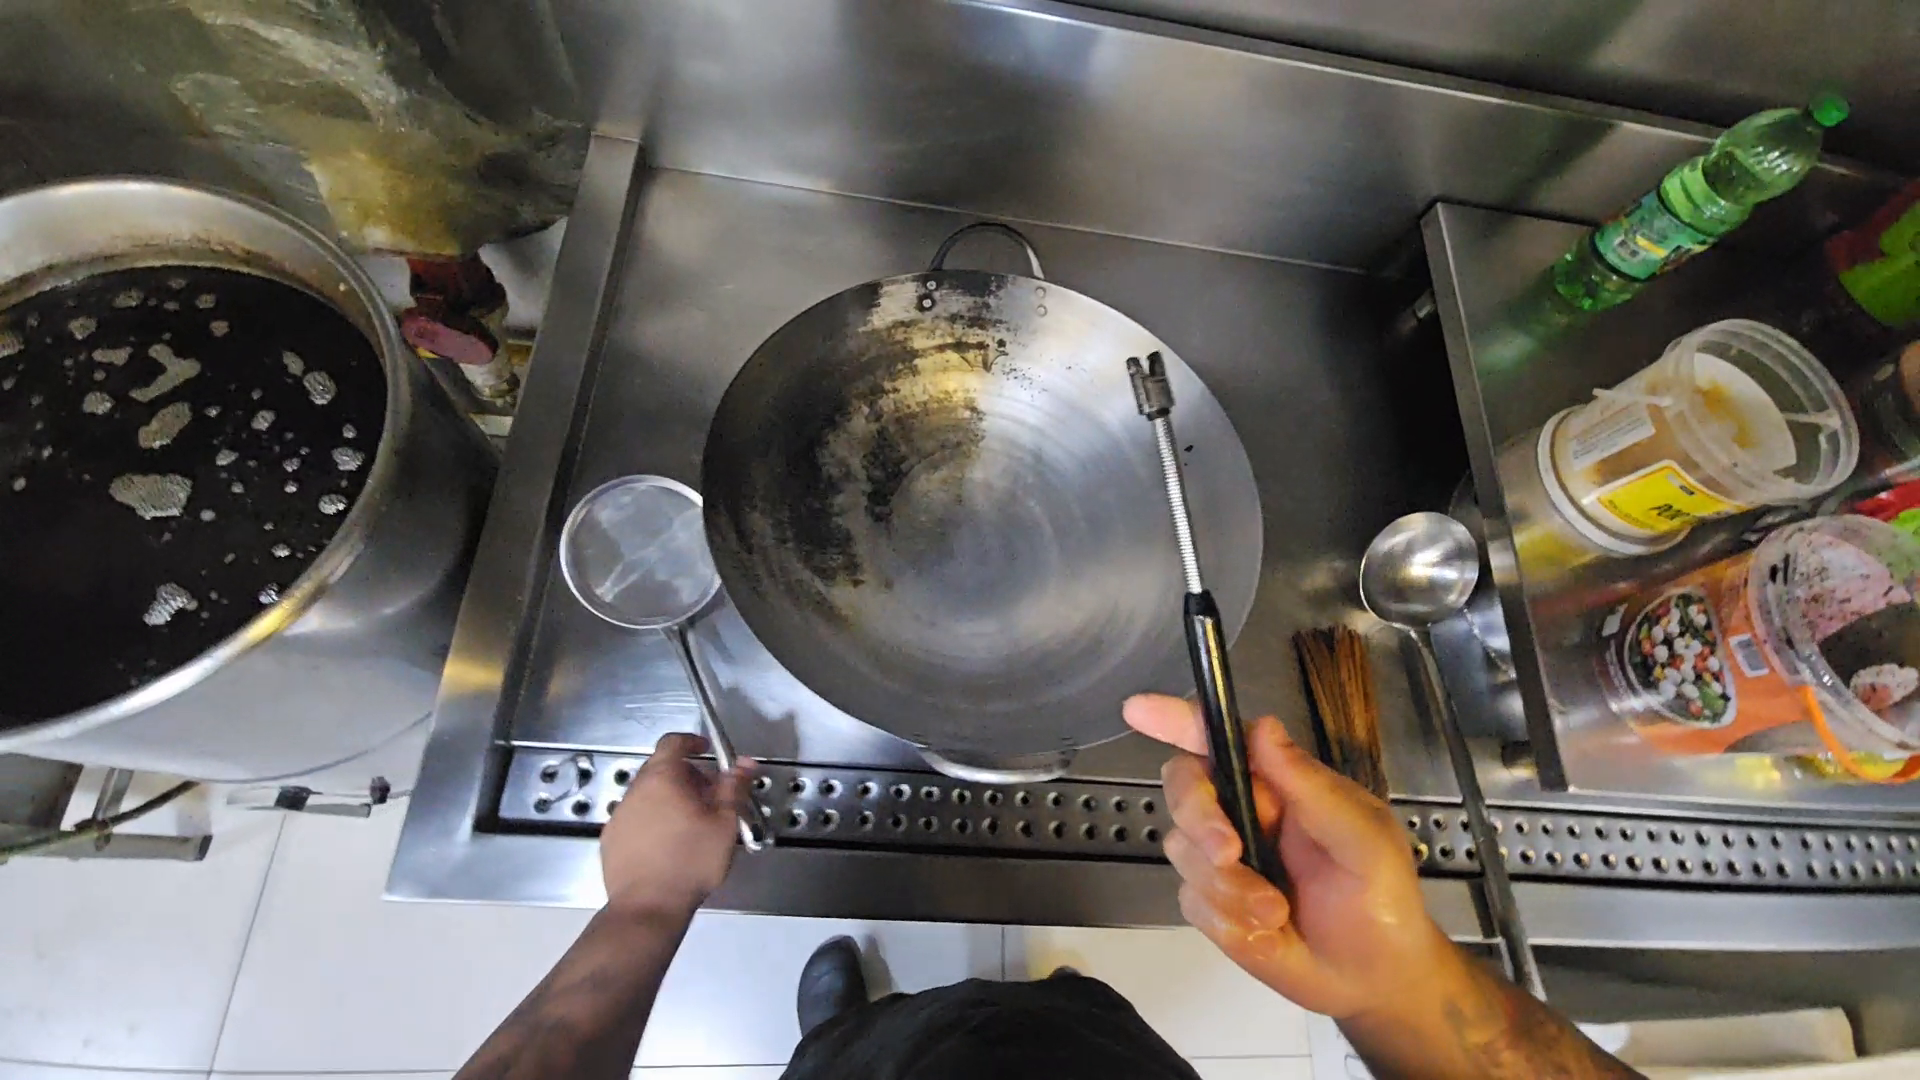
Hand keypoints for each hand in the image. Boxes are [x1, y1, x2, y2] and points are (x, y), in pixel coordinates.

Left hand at [601, 733, 748, 920]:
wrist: (647, 909)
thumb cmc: (690, 862)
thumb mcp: (724, 822)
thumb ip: (734, 787)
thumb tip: (745, 763)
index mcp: (662, 779)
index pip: (673, 742)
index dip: (691, 741)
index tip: (705, 749)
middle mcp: (635, 791)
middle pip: (660, 767)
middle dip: (687, 774)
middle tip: (709, 793)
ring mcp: (619, 816)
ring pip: (648, 793)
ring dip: (669, 797)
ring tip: (692, 821)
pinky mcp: (610, 840)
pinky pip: (635, 817)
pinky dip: (653, 818)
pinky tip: (669, 843)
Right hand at [1125, 694, 1456, 1019]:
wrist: (1374, 978)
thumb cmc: (1379, 894)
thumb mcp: (1361, 837)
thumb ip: (1310, 786)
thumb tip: (1264, 727)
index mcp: (1271, 778)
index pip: (1215, 736)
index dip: (1173, 718)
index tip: (1138, 709)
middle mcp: (1235, 806)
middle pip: (1182, 786)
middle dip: (1199, 818)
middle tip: (1229, 852)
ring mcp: (1216, 854)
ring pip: (1181, 848)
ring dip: (1228, 884)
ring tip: (1277, 911)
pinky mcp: (1208, 900)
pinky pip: (1191, 898)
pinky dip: (1228, 917)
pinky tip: (1266, 929)